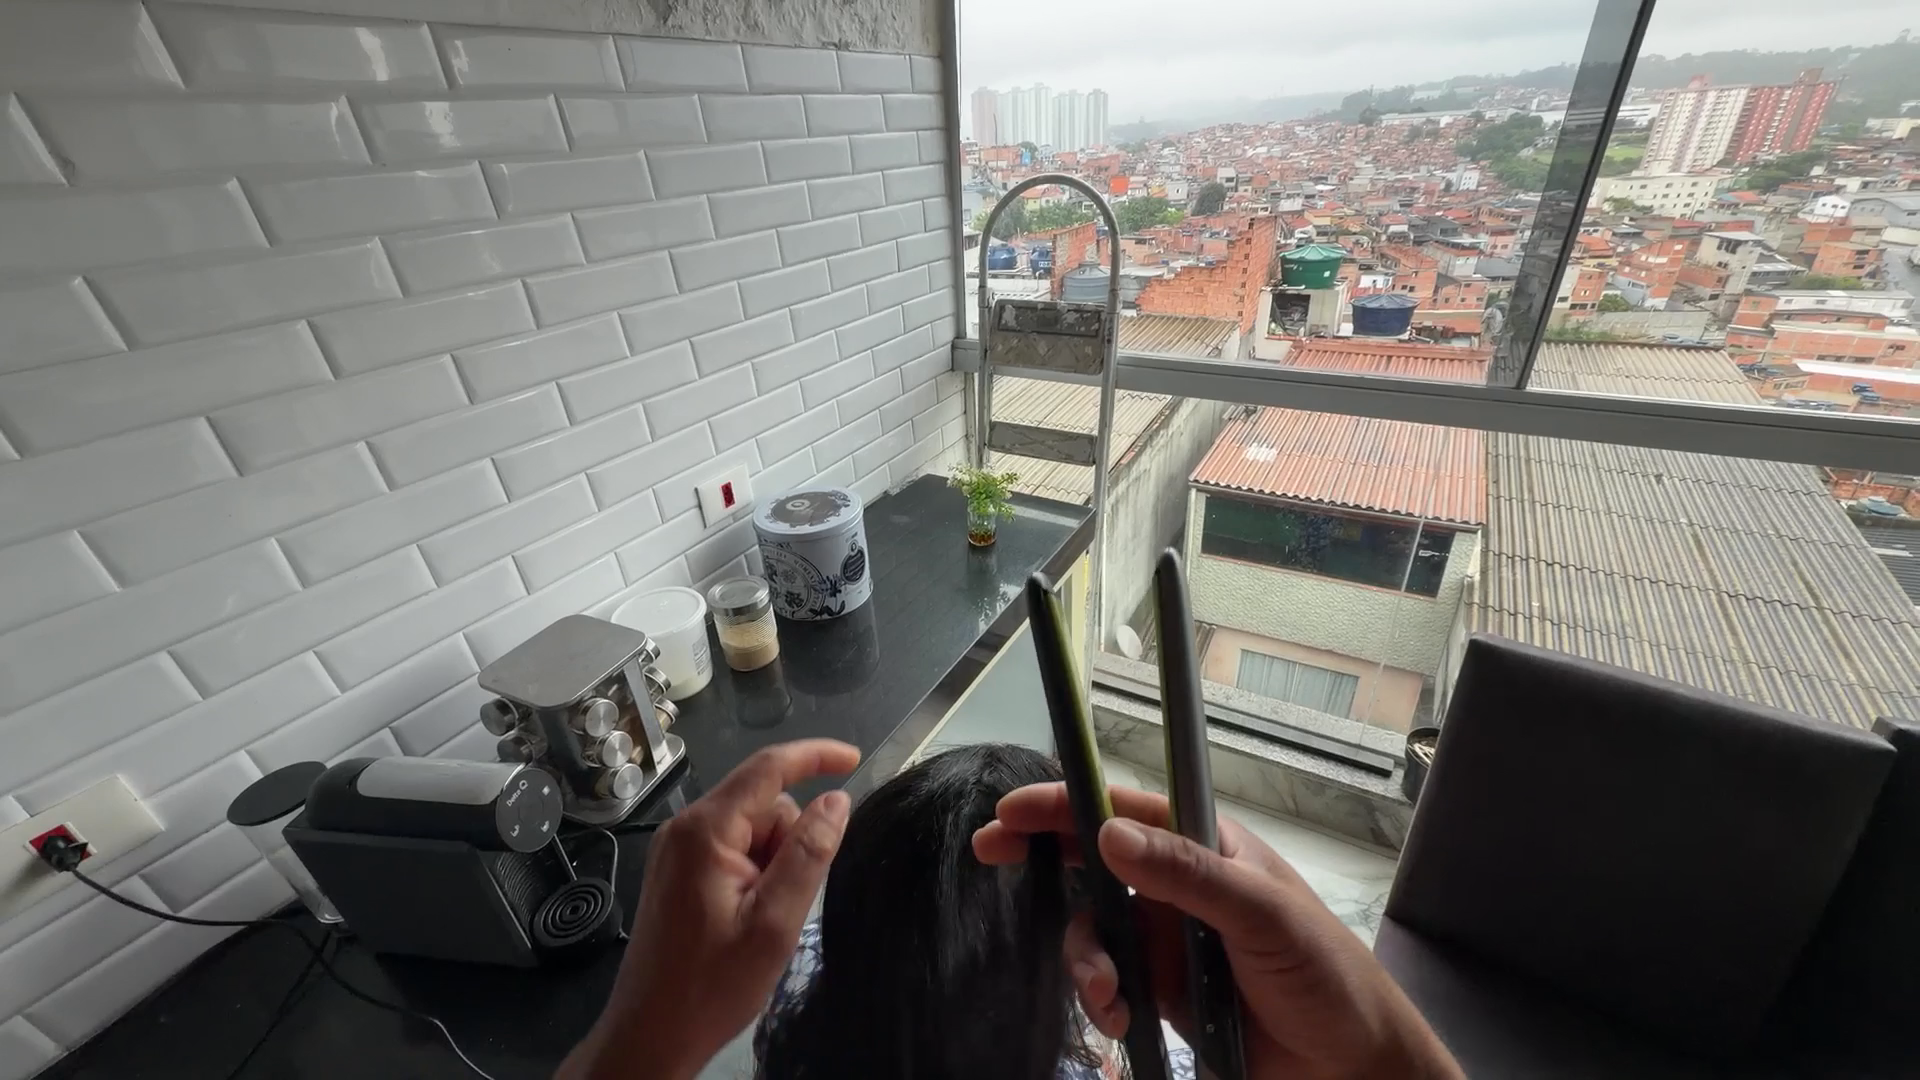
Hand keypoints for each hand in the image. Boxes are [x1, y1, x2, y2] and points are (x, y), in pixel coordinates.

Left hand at [559, 740, 861, 1079]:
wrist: (648, 1039)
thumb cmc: (710, 987)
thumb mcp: (774, 923)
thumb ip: (809, 854)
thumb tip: (837, 800)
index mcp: (706, 829)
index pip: (769, 767)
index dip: (816, 756)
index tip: (855, 759)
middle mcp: (687, 826)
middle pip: (765, 803)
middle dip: (790, 840)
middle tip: (784, 901)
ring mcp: (679, 846)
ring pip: (754, 826)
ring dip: (774, 861)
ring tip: (761, 915)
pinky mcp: (679, 867)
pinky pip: (736, 845)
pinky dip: (756, 870)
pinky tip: (748, 912)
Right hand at [974, 783, 1460, 1079]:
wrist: (1353, 1074)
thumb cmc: (1325, 975)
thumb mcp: (1262, 914)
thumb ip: (1187, 873)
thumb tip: (1107, 833)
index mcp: (1201, 841)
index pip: (1123, 805)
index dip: (1064, 800)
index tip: (1012, 809)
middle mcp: (1174, 880)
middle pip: (1092, 853)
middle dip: (1041, 851)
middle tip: (990, 851)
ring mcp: (1164, 934)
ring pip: (1093, 923)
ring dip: (1081, 954)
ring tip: (1101, 993)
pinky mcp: (1159, 987)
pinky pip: (1108, 976)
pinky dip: (1099, 993)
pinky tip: (1115, 1018)